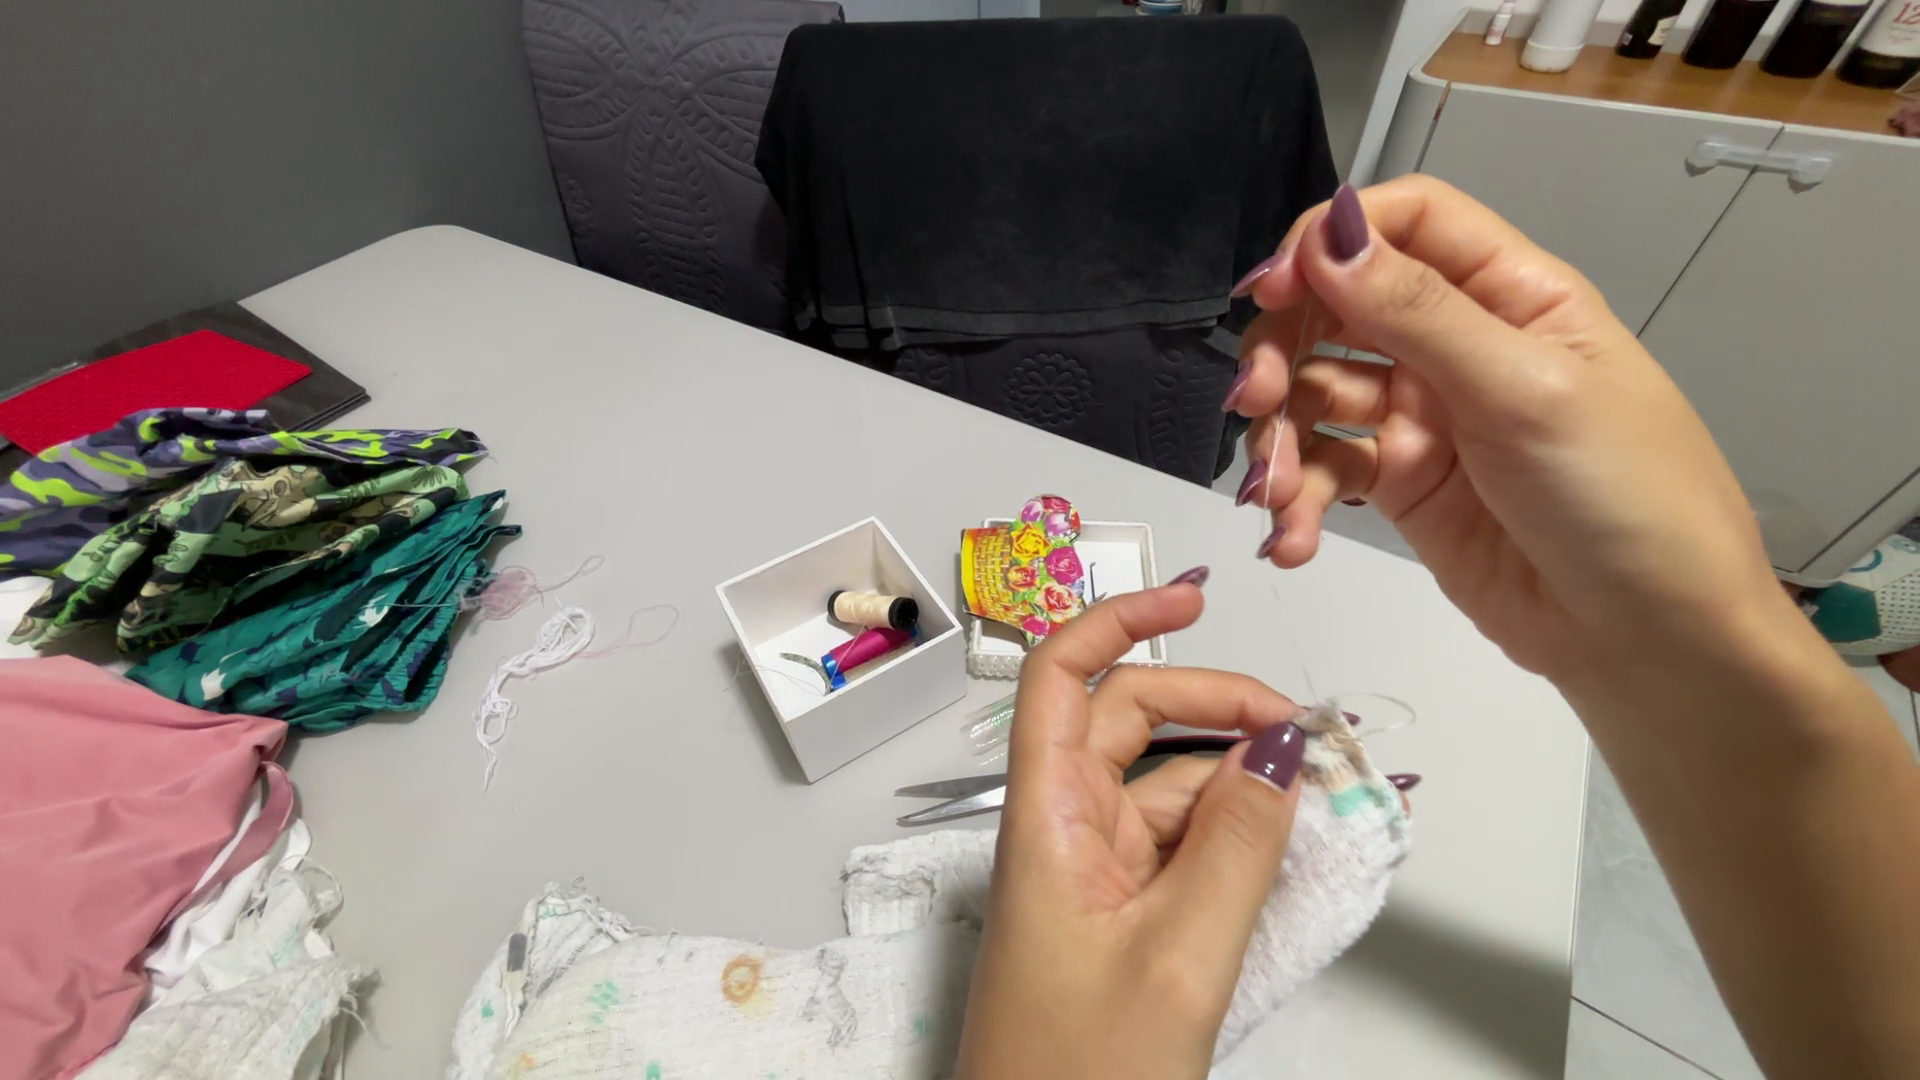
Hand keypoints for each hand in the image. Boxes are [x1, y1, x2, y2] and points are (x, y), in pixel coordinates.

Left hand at [955, 576, 1307, 1078]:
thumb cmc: (1088, 1069)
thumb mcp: (1179, 957)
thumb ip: (1237, 846)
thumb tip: (1285, 750)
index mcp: (1046, 809)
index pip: (1061, 675)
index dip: (1118, 620)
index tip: (1197, 596)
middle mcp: (1062, 817)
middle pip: (1127, 717)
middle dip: (1212, 703)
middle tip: (1304, 727)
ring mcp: (1091, 860)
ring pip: (1162, 781)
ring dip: (1234, 773)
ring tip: (1319, 784)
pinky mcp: (1118, 902)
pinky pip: (1176, 838)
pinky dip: (1230, 829)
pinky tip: (1287, 836)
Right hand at [1229, 176, 1790, 681]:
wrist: (1638, 637)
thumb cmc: (1618, 497)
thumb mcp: (1523, 392)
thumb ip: (1418, 312)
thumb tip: (1327, 234)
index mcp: (1508, 295)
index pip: (1406, 226)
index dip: (1330, 242)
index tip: (1270, 293)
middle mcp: (1452, 344)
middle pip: (1336, 313)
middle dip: (1282, 355)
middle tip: (1252, 405)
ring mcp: (1416, 415)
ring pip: (1313, 398)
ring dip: (1280, 444)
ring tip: (1275, 500)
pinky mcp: (1392, 480)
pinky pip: (1322, 469)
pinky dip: (1296, 502)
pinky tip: (1292, 542)